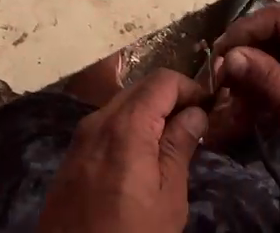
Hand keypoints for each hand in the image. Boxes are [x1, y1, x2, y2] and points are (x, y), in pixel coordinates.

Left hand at [39, 69, 208, 232]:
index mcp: (126, 125)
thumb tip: (195, 112)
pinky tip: (141, 155)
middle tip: (193, 124)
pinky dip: (128, 127)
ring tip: (170, 141)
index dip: (190, 87)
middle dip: (170, 98)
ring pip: (122, 104)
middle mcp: (99, 120)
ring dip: (149, 112)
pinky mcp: (71, 156)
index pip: (163, 80)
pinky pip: (106, 125)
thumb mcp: (167, 198)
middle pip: (141, 87)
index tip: (208, 107)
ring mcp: (81, 137)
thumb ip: (180, 147)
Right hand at [212, 5, 279, 210]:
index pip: (277, 17)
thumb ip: (265, 79)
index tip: (216, 60)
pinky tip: (248, 108)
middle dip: (246, 55)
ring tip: (229, 100)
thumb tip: (229, 55)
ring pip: (279, 52)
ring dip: (254, 74)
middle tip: (219, 82)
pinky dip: (268, 85)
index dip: (242, 34)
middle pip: (276, 32)